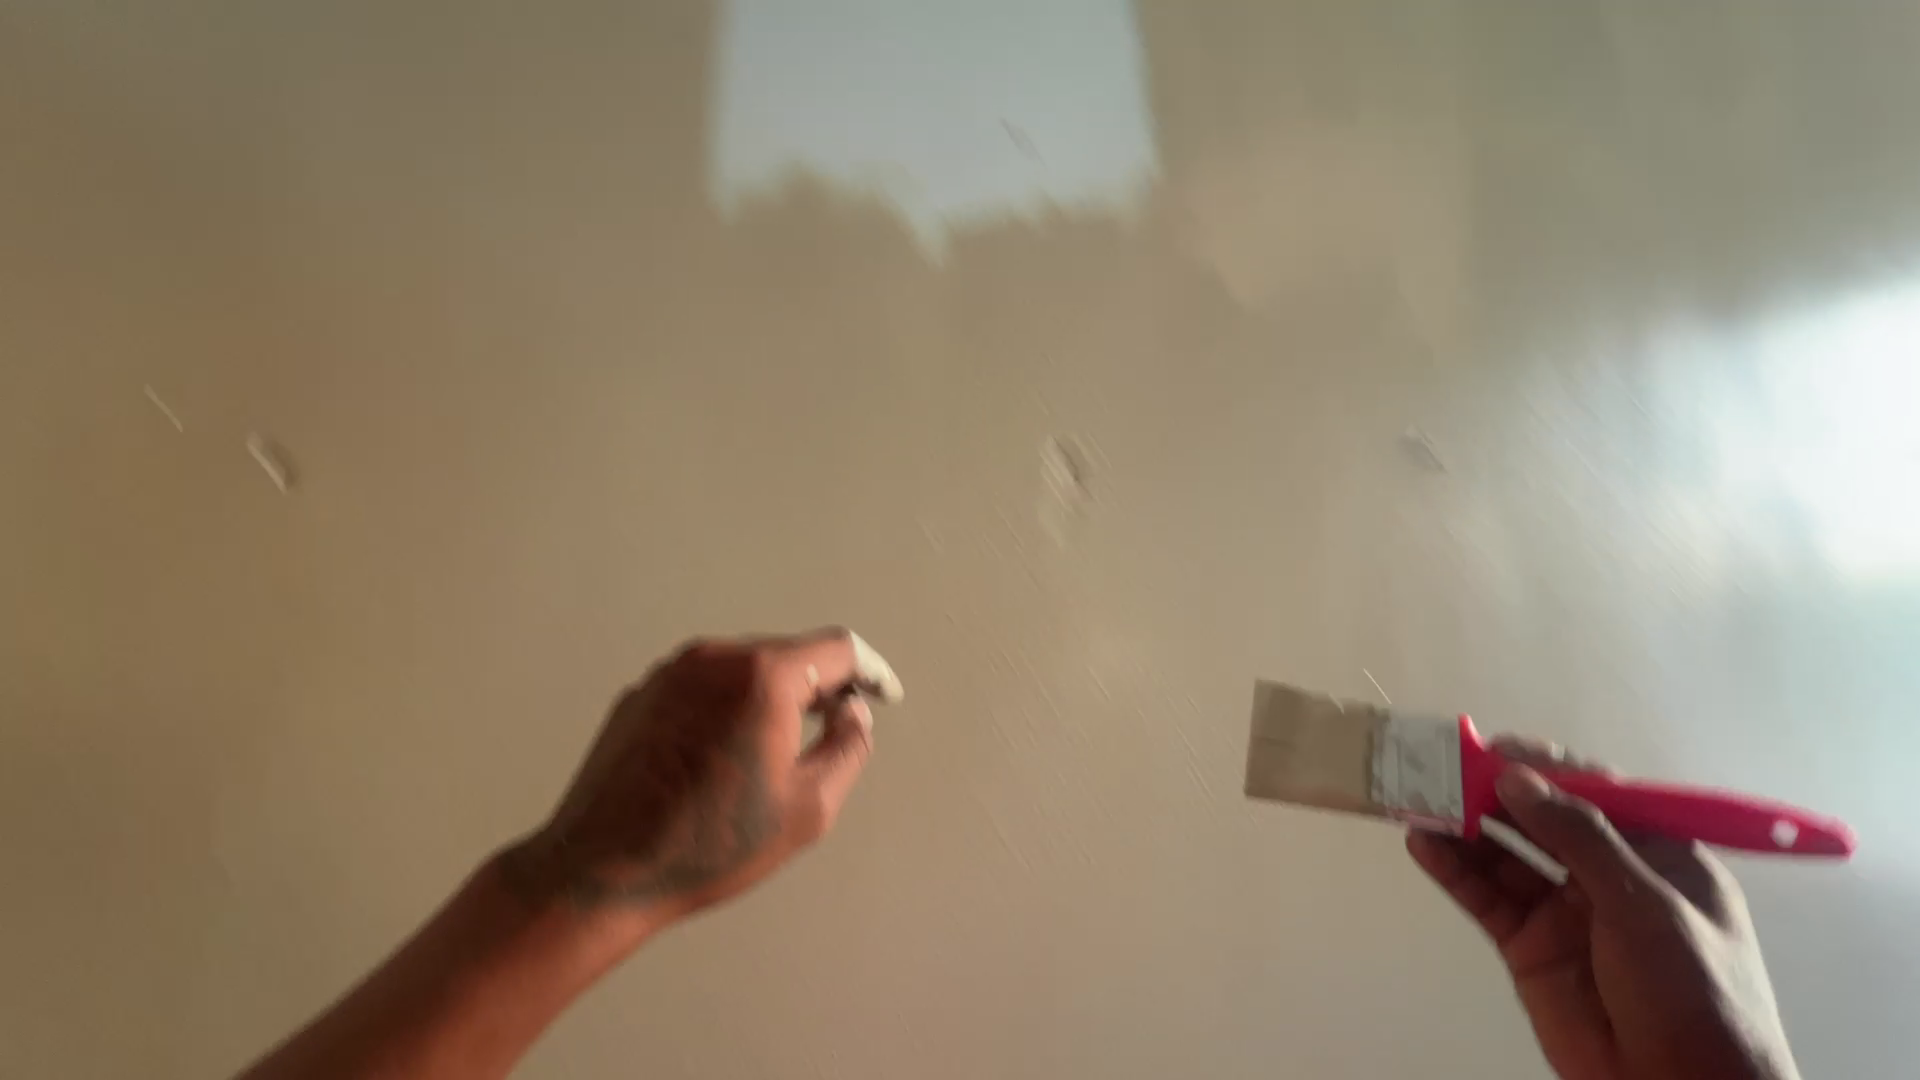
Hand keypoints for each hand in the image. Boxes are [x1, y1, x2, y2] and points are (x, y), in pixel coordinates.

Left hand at [504, 628, 903, 930]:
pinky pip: (707, 683)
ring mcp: (673, 672)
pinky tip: (731, 747)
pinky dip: (733, 701)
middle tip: (839, 721)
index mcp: (763, 678)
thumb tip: (854, 714)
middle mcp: (716, 658)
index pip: (839, 649)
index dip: (871, 671)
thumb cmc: (706, 846)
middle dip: (824, 683)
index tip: (882, 694)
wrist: (597, 874)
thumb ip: (849, 747)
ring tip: (785, 739)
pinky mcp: (643, 692)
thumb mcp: (809, 807)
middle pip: (792, 654)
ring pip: (748, 666)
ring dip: (778, 691)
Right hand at [1407, 741, 1800, 1079]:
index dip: (1543, 767)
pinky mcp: (1527, 940)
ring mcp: (1562, 908)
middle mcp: (1605, 875)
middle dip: (1490, 794)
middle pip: (1537, 820)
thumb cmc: (1691, 993)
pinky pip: (1483, 895)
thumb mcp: (1645, 908)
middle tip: (1439, 770)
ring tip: (1418, 802)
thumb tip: (1514, 777)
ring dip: (1461, 827)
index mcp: (1656, 858)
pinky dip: (1451, 869)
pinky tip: (1421, 845)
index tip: (1491, 748)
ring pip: (1502, 853)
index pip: (1594, 794)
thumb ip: (1579, 838)